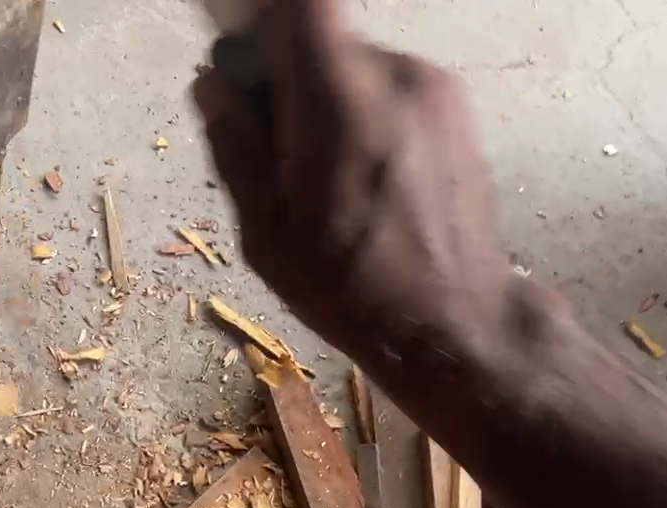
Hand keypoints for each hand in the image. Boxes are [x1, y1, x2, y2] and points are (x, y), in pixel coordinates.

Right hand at [194, 0, 511, 358]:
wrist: (450, 318)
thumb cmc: (344, 289)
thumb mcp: (266, 235)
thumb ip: (236, 150)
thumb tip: (210, 85)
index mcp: (338, 105)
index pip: (298, 4)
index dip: (258, 13)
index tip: (233, 48)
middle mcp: (395, 74)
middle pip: (320, 40)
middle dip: (281, 80)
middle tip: (266, 150)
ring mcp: (435, 87)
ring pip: (353, 68)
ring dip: (319, 104)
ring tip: (315, 180)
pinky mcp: (455, 107)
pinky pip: (387, 88)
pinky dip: (356, 115)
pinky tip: (355, 181)